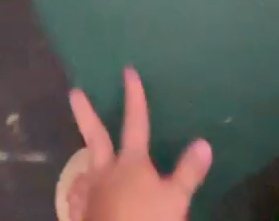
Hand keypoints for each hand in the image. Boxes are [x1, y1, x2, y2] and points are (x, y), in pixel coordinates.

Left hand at [67, 67, 212, 220]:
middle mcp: (107, 172)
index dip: (134, 97)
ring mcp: (91, 194)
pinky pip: (78, 199)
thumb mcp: (175, 198)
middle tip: (74, 92)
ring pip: (84, 167)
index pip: (135, 122)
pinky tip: (76, 193)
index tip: (128, 71)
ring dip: (82, 155)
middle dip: (86, 113)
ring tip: (78, 150)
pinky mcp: (82, 216)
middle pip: (95, 137)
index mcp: (131, 162)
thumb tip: (204, 142)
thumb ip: (188, 171)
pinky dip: (78, 193)